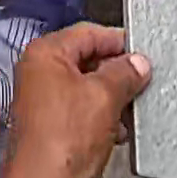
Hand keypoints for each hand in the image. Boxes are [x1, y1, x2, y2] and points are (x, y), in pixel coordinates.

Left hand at [2, 23, 151, 177]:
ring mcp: (40, 100)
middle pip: (87, 59)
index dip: (118, 41)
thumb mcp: (105, 96)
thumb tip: (138, 63)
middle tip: (137, 79)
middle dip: (115, 73)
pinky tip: (115, 129)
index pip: (90, 32)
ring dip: (109, 97)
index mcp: (44, 53)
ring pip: (85, 86)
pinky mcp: (46, 127)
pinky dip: (98, 115)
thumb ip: (125, 72)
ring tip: (128, 108)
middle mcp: (37, 72)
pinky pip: (78, 109)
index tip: (139, 50)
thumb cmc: (59, 145)